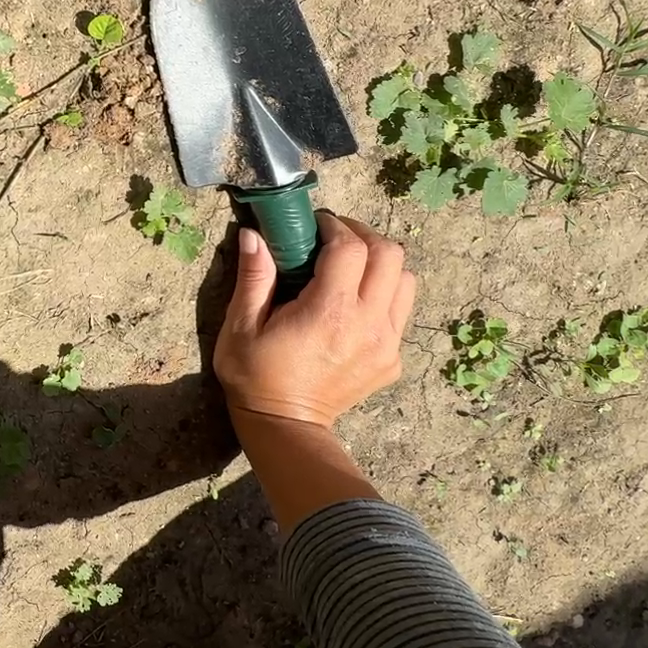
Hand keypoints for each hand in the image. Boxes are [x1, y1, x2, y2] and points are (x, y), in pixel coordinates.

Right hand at [213, 214, 415, 427]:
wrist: (284, 424)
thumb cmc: (254, 372)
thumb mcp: (240, 323)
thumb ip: (254, 276)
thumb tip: (254, 235)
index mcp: (329, 312)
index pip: (351, 249)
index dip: (334, 226)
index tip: (313, 223)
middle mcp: (368, 324)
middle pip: (391, 256)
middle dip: (362, 236)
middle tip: (332, 236)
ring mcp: (387, 344)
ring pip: (407, 281)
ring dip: (379, 263)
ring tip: (347, 264)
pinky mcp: (393, 359)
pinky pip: (401, 310)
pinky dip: (382, 292)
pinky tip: (350, 300)